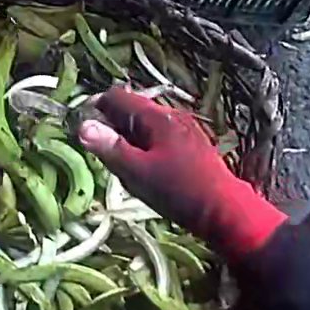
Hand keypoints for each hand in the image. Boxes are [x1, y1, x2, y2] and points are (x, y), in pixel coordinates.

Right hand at [77, 87, 285, 260]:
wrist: (226, 213)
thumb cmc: (179, 191)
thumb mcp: (137, 172)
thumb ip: (109, 148)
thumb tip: (82, 126)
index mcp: (156, 116)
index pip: (116, 96)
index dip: (95, 109)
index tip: (85, 132)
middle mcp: (170, 115)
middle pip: (130, 109)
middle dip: (111, 127)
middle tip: (103, 154)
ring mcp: (182, 129)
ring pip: (143, 124)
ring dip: (127, 139)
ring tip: (123, 165)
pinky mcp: (189, 144)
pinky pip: (156, 136)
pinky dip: (143, 146)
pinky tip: (144, 169)